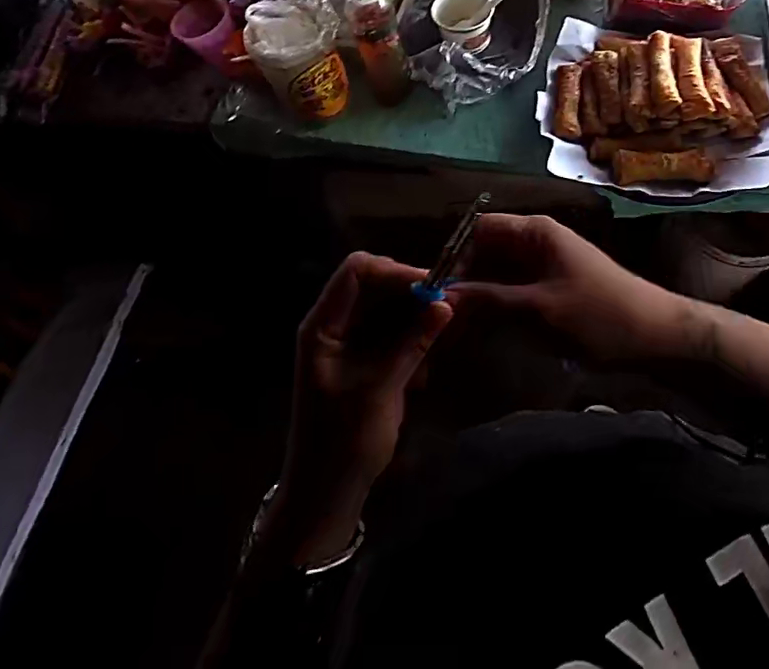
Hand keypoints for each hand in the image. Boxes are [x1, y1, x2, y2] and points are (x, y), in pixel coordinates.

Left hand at [267, 252, 451, 565]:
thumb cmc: (343, 444)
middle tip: (446, 315)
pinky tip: (421, 377)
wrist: (324, 497)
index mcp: (322, 326)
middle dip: (412, 298)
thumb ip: (413, 343)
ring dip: (415, 326)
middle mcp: (334, 327)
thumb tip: (446, 305)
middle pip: (376, 287)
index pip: (356, 271)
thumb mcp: (381, 390)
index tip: (432, 288)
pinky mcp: (363, 363)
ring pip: (389, 312)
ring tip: (431, 358)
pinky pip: (392, 337)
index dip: (394, 271)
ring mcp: (348, 345)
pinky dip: (411, 347)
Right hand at [446, 214, 713, 362]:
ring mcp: (544, 266)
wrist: (658, 337)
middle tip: (440, 318)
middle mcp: (536, 242)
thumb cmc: (601, 314)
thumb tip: (444, 296)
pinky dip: (495, 308)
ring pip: (496, 275)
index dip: (454, 255)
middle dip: (462, 281)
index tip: (435, 290)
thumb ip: (490, 300)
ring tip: (453, 330)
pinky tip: (479, 332)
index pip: (479, 229)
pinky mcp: (550, 290)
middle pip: (484, 253)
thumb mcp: (541, 309)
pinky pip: (512, 292)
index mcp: (535, 231)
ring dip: (476, 299)